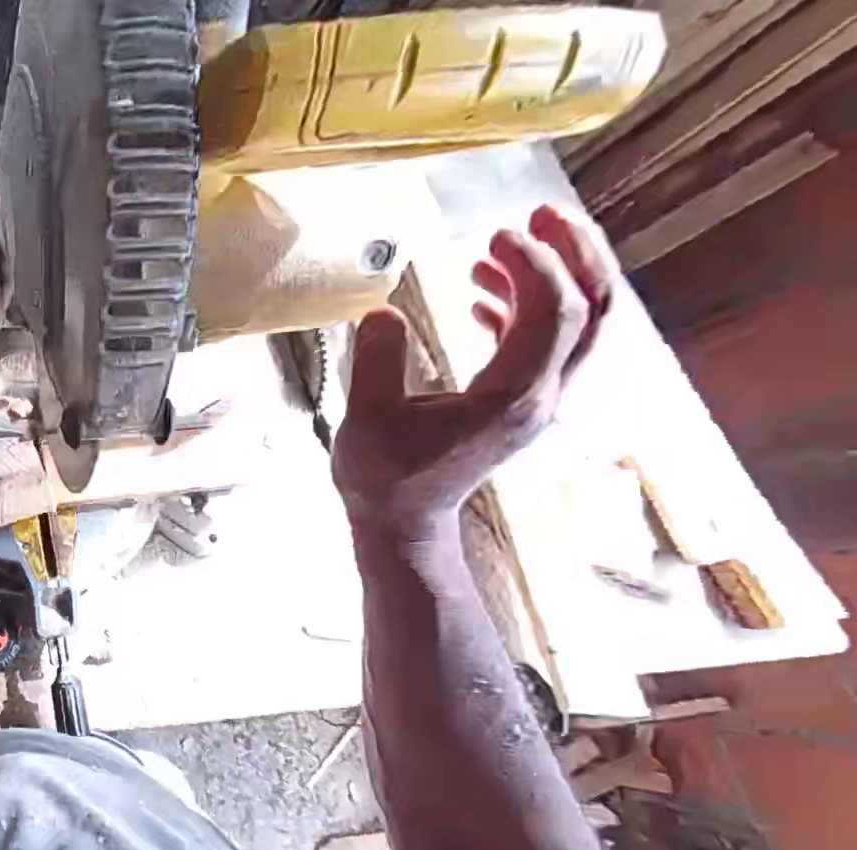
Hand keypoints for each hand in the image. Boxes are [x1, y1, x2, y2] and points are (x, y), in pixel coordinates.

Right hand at [332, 205, 615, 530]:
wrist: (403, 521)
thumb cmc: (382, 477)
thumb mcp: (365, 420)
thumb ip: (376, 363)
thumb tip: (382, 311)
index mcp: (512, 396)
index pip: (552, 312)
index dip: (534, 265)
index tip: (494, 237)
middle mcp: (543, 395)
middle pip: (594, 310)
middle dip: (573, 254)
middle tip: (534, 218)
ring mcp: (538, 402)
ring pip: (580, 327)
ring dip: (556, 279)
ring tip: (505, 251)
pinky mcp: (521, 406)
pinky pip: (550, 347)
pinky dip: (528, 312)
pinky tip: (485, 300)